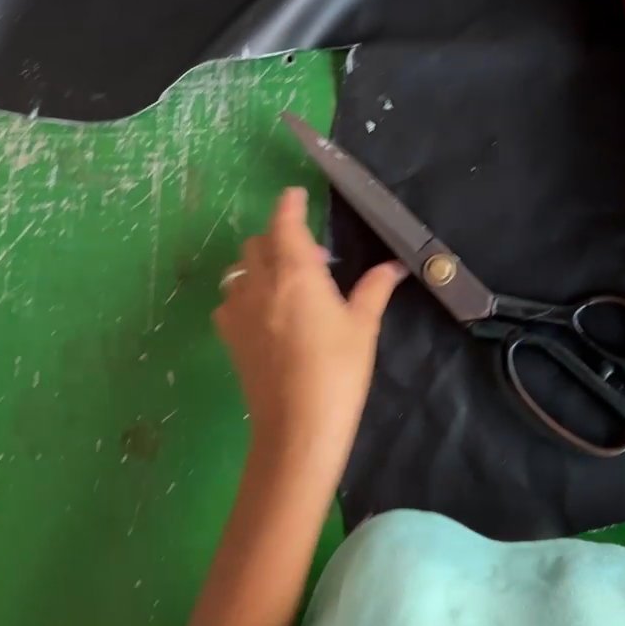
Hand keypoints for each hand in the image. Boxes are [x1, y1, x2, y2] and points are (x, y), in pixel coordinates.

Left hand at [213, 187, 407, 467]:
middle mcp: (261, 283)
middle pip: (257, 243)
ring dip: (259, 264)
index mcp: (297, 273)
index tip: (295, 194)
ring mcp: (239, 311)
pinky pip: (230, 300)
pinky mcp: (229, 338)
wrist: (296, 430)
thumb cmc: (338, 372)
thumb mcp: (363, 327)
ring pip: (239, 269)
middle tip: (309, 255)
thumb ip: (374, 289)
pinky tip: (265, 312)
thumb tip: (395, 266)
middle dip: (278, 237)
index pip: (285, 224)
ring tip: (286, 283)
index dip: (289, 205)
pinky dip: (245, 293)